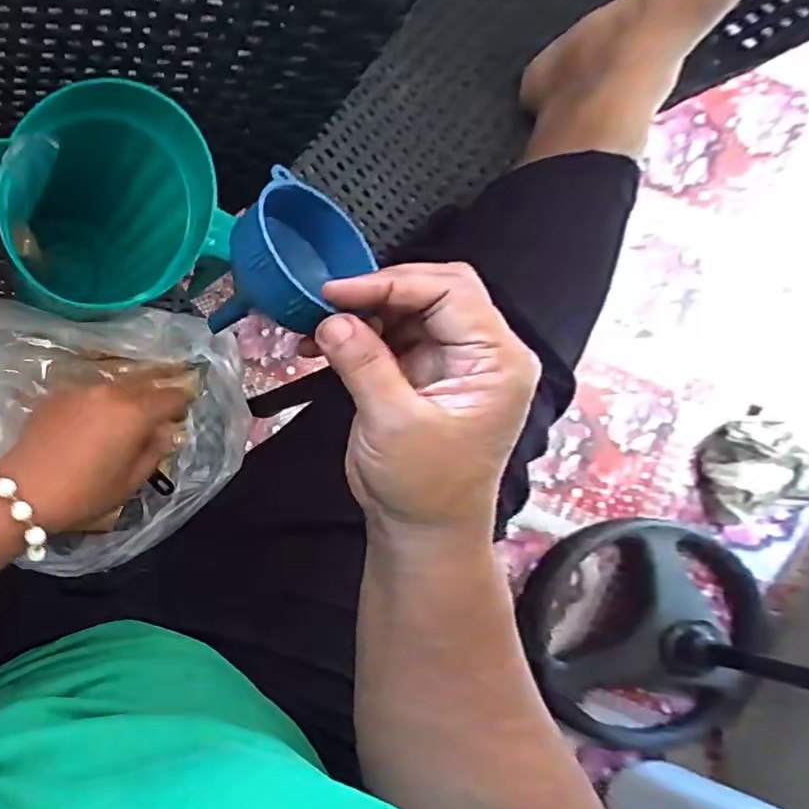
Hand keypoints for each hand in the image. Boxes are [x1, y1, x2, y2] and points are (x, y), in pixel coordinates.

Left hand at [0, 380, 191, 531]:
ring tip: (126, 413)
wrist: (24, 490)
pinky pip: (88, 391)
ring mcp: (79, 389)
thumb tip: (163, 434)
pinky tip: (94, 418)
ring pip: (114, 384)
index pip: (171, 396)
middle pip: (144, 382)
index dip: (182, 402)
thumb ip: (153, 453)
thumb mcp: (128, 483)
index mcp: (134, 412)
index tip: (183, 411)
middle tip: (161, 408)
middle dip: (157, 393)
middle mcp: (109, 391)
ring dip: (127, 394)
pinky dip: (99, 400)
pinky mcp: (55, 395)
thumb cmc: (83, 494)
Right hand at [302, 263, 540, 534]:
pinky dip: (351, 337)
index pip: (449, 293)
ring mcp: (444, 363)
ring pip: (403, 313)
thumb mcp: (393, 422)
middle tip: (324, 302)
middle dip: (375, 293)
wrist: (420, 524)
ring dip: (358, 315)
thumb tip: (332, 320)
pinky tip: (320, 344)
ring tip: (314, 327)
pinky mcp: (413, 376)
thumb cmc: (424, 485)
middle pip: (430, 293)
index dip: (389, 284)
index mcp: (494, 359)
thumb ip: (364, 364)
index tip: (335, 292)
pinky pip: (384, 340)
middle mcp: (476, 353)